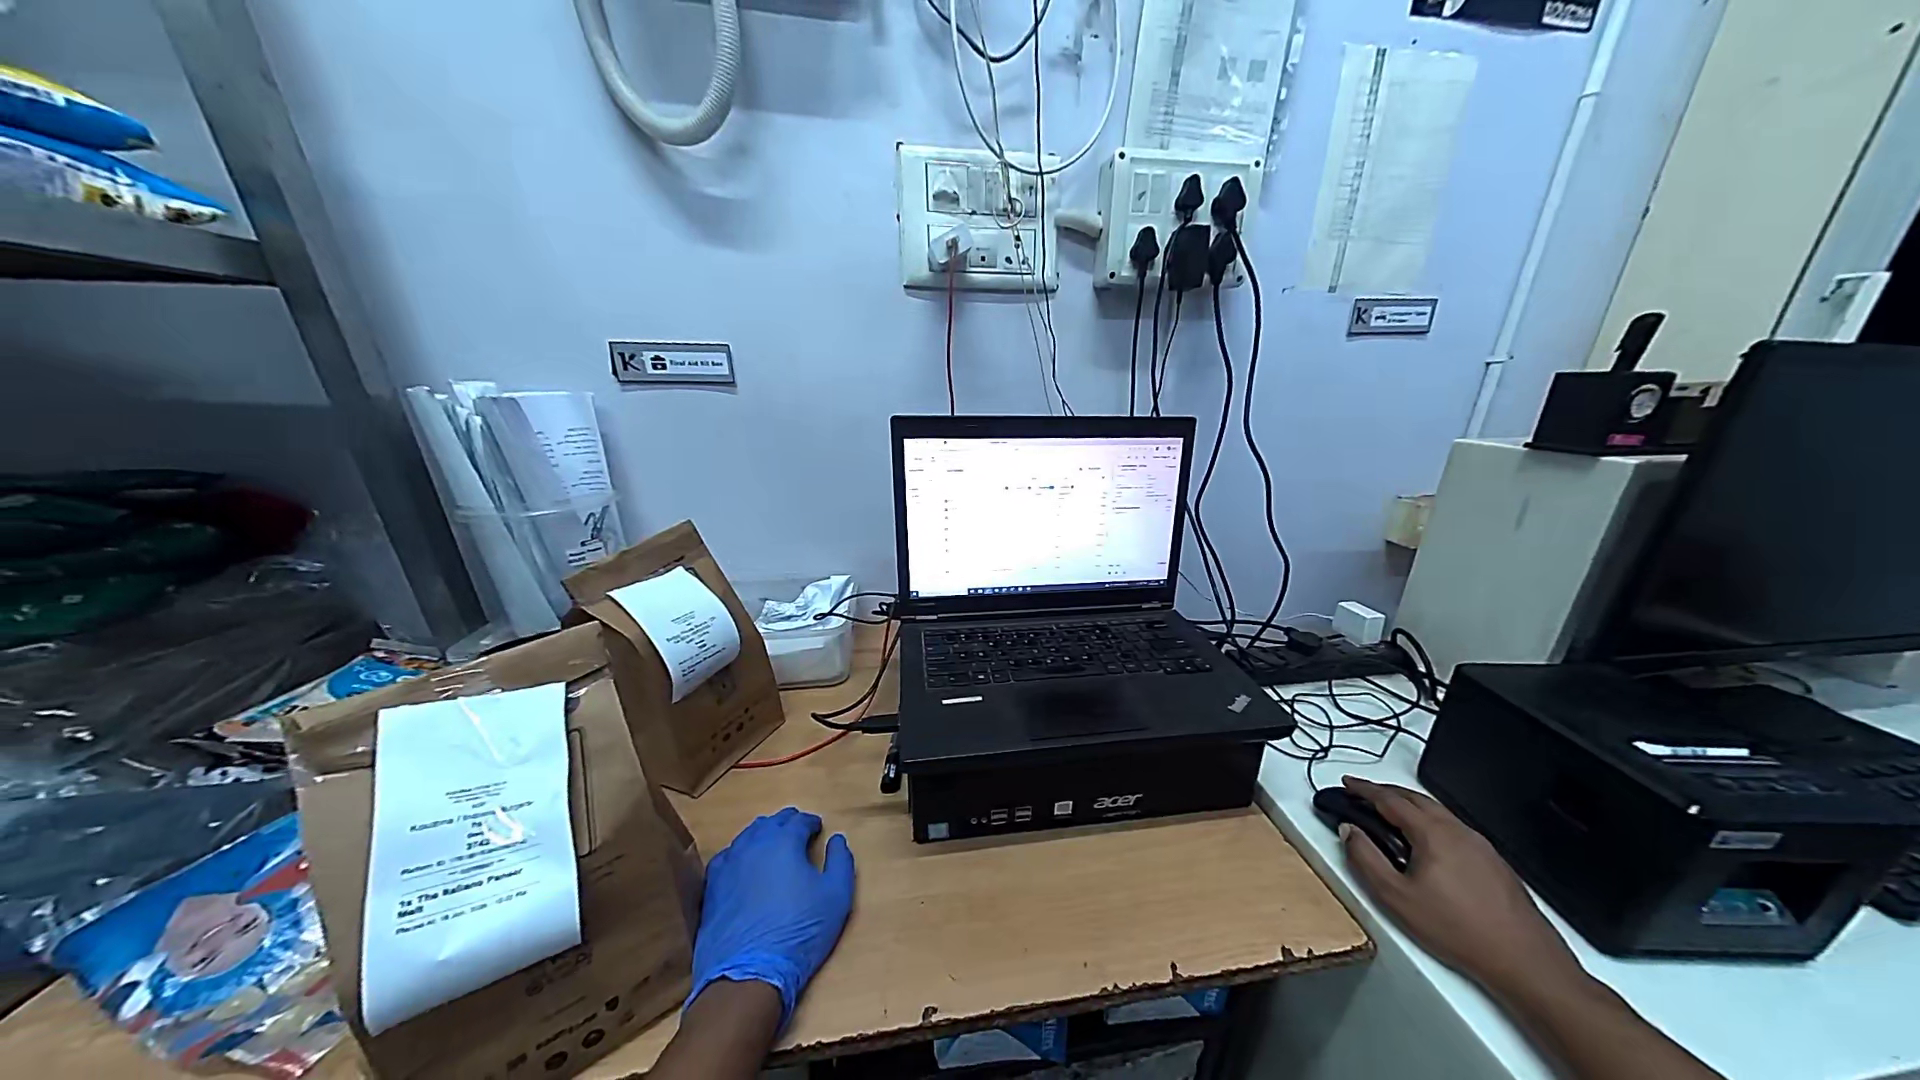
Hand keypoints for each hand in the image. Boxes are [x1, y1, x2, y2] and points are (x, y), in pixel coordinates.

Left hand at [690, 807, 854, 1029]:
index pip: (799, 820)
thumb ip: (841, 861)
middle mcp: (753, 844)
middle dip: (787, 823)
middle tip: (798, 832)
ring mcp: (728, 865)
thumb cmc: (800, 931)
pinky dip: (741, 854)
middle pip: (771, 822)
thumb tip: (837, 839)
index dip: (811, 822)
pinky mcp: (712, 887)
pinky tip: (745, 866)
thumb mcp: (836, 895)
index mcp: (784, 841)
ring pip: (748, 836)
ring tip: (773, 846)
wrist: (748, 974)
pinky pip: (728, 857)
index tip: (817, 828)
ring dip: (763, 835)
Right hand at [1338, 776, 1580, 1000]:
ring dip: (1409, 805)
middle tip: (1364, 793)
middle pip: (1415, 798)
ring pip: (1437, 811)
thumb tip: (1349, 832)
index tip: (1349, 784)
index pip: (1390, 799)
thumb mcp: (1396, 897)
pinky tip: (1426, 840)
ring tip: (1391, 813)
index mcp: (1433, 833)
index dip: (1364, 788)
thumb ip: (1365, 859)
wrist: (1524, 961)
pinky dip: (1431, 821)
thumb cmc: (1461, 930)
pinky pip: (1455, 827)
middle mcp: (1459, 832)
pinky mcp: (1495, 862)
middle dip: (1386, 791)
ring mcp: (1481, 846)